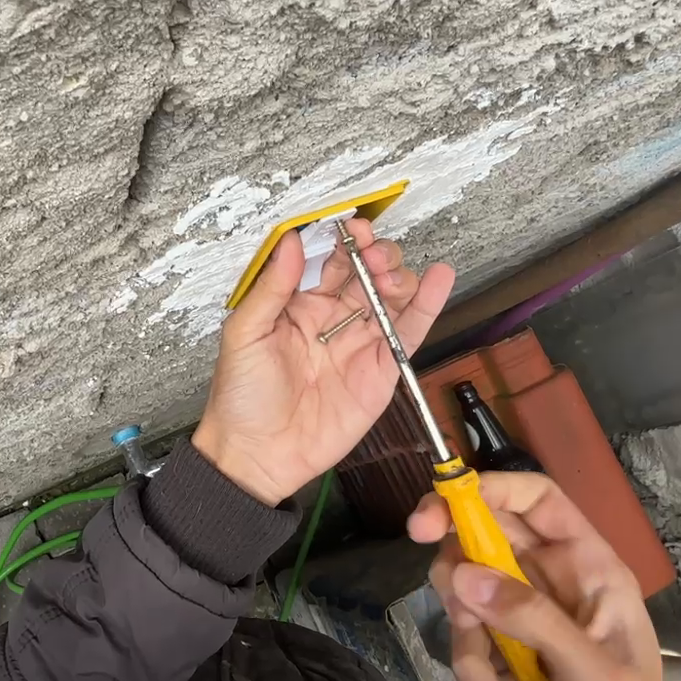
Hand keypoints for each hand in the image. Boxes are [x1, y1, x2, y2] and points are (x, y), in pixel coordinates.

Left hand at [191, 218, 454, 505]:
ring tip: (390, 273)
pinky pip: (408, 333)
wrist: (258, 454)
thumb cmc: (241, 397)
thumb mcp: (244, 335)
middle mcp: (330, 320)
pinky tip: (438, 277)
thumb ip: (271, 288)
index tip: (350, 225)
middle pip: (363, 275)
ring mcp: (358, 344)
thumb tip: (289, 241)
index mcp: (295, 307)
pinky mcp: (380, 370)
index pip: (325, 262)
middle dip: (373, 256)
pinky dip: (426, 305)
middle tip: (373, 253)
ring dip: (396, 276)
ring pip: (388, 298)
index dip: (340, 242)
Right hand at [408, 472, 680, 680]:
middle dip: (453, 541)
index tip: (446, 497)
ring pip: (461, 579)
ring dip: (462, 621)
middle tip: (418, 537)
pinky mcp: (493, 647)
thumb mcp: (594, 677)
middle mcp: (547, 580)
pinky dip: (466, 664)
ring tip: (485, 670)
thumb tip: (459, 573)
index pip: (537, 500)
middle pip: (484, 530)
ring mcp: (516, 613)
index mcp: (587, 569)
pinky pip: (460, 631)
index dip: (492, 487)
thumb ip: (529, 618)